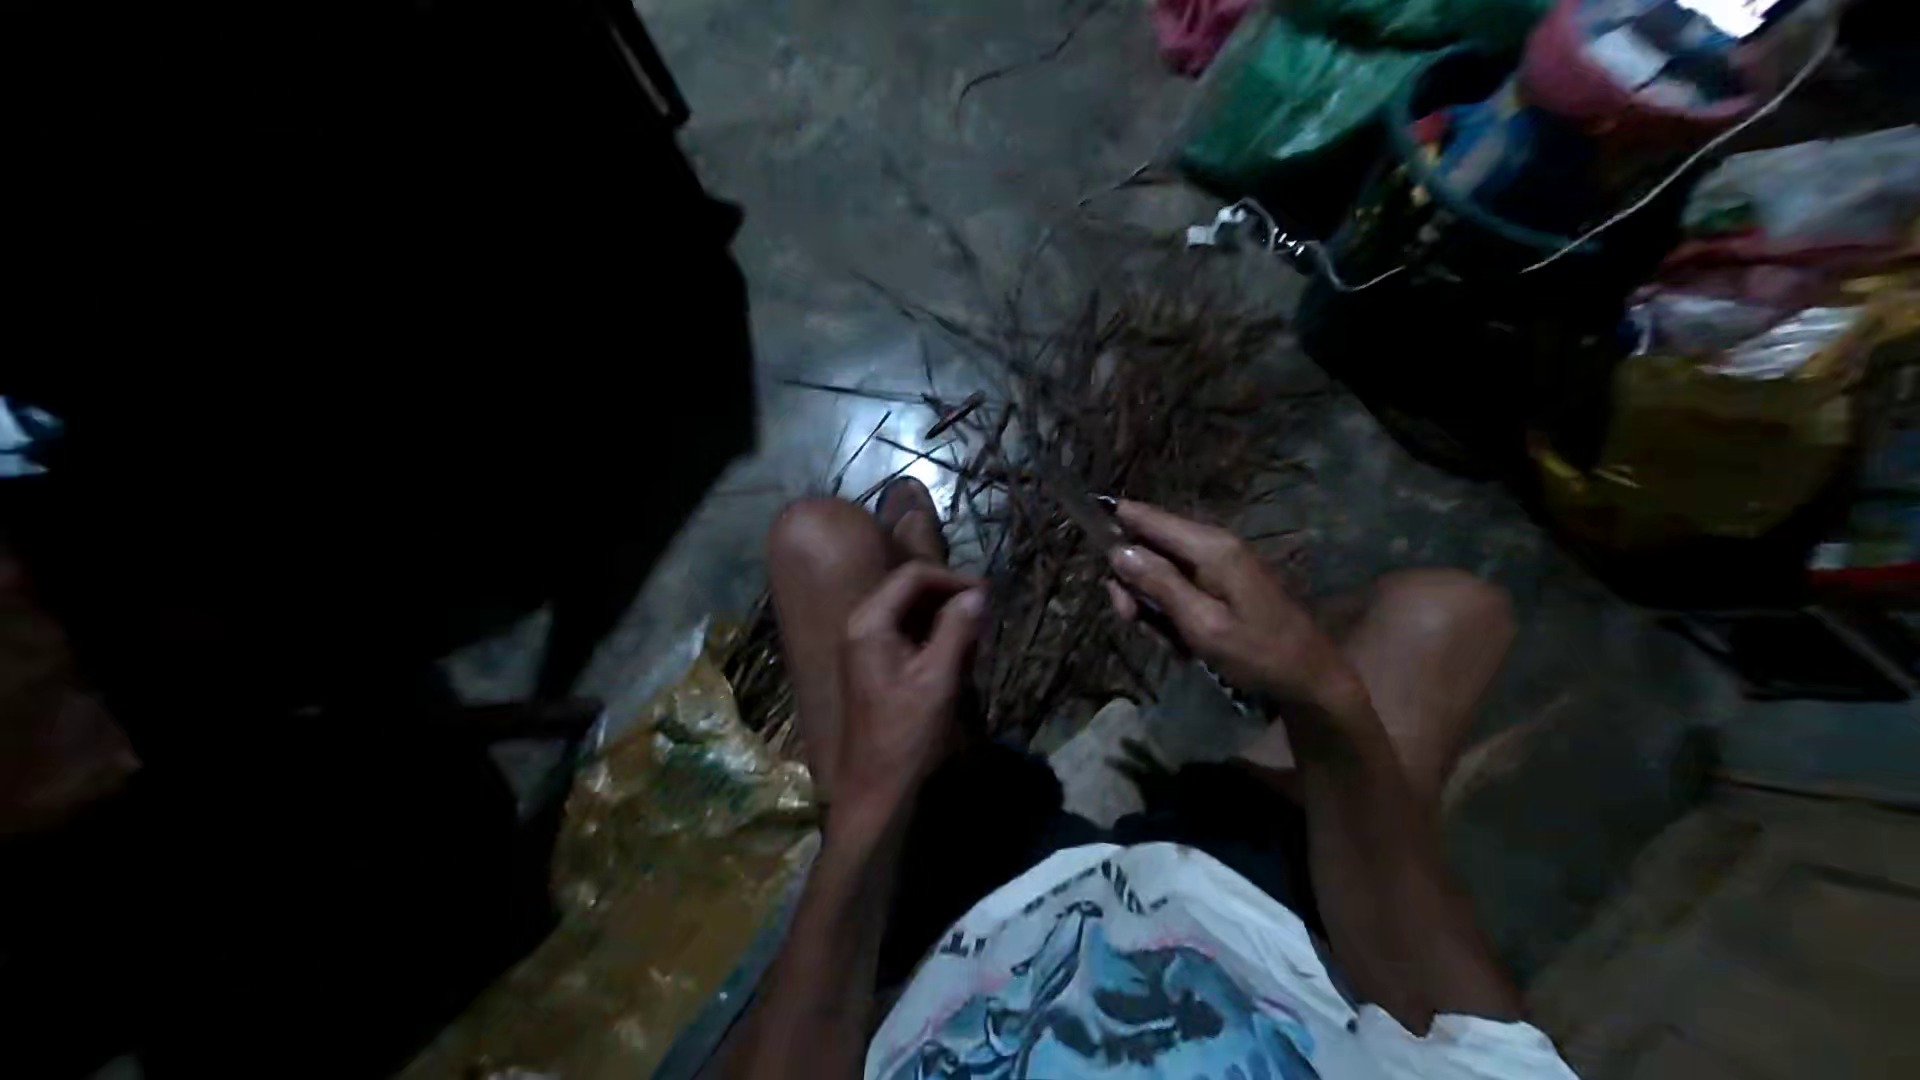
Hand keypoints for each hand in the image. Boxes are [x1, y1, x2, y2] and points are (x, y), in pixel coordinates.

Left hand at [834, 562, 985, 830]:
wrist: (876, 789)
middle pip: (909, 588)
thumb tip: (978, 593)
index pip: (912, 575)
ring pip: (911, 610)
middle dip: (949, 597)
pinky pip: (907, 632)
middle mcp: (861, 624)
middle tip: (984, 615)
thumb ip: (957, 629)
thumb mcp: (938, 678)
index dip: (952, 578)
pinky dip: (934, 636)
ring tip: (976, 638)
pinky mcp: (874, 662)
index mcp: (869, 621)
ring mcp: (865, 643)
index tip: (987, 593)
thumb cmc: (906, 733)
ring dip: (945, 617)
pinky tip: (958, 656)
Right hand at [1104, 501, 1363, 710]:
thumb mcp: (1202, 624)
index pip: (1148, 517)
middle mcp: (1213, 545)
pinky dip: (1170, 612)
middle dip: (1132, 581)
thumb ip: (1159, 584)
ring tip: (1162, 639)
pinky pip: (1179, 587)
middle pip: (1150, 545)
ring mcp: (1218, 564)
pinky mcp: (1221, 583)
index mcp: (1210, 547)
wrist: (1311, 679)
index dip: (1115, 521)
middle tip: (1129, 618)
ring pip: (1160, 570)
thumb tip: (1118, 551)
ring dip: (1150, 603)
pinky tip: (1180, 641)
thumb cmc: (1258, 653)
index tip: (1086, 535)